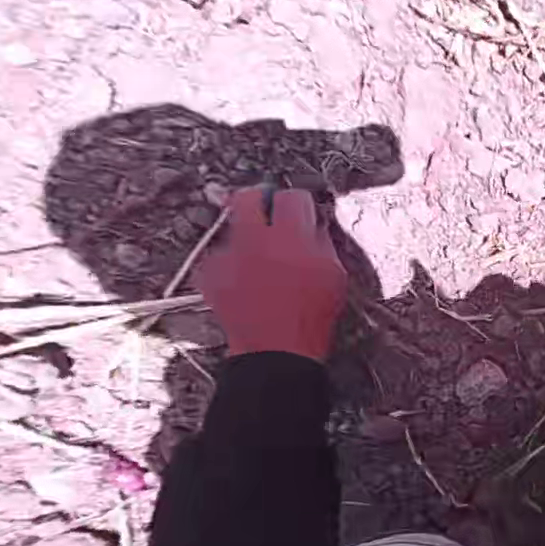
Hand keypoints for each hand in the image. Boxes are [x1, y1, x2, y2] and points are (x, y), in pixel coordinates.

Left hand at [198, 187, 347, 360]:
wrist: (277, 349)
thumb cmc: (312, 315)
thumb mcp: (334, 275)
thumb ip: (323, 243)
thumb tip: (315, 224)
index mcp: (291, 238)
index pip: (291, 198)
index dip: (300, 200)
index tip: (303, 207)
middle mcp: (254, 240)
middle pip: (247, 197)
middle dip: (262, 199)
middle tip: (273, 211)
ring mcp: (227, 255)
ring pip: (235, 227)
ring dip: (251, 235)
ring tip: (267, 259)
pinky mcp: (209, 272)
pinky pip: (222, 253)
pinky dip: (236, 261)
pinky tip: (251, 278)